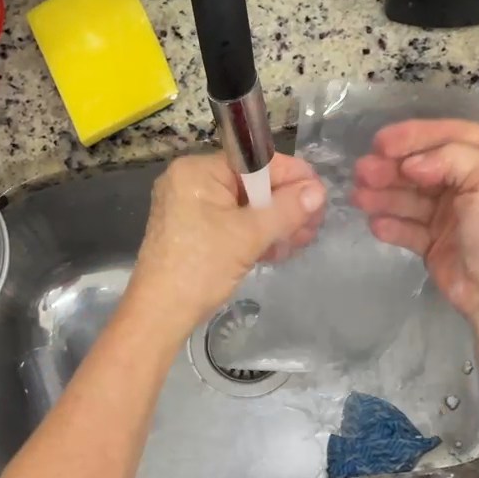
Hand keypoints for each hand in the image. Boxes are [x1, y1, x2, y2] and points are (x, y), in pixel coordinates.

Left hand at [126, 153, 325, 329]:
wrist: (160, 315)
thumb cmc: (200, 270)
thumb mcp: (248, 237)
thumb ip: (285, 210)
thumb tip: (317, 191)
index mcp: (197, 171)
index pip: (254, 161)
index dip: (290, 176)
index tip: (318, 193)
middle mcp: (189, 183)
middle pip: (250, 185)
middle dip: (284, 205)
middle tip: (314, 224)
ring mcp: (188, 211)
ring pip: (242, 209)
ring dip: (272, 224)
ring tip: (300, 241)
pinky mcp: (191, 236)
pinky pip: (229, 226)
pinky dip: (252, 237)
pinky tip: (277, 250)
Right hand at [351, 120, 478, 328]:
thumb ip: (452, 158)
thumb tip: (411, 164)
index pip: (448, 137)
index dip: (413, 137)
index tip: (380, 143)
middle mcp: (470, 183)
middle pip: (424, 168)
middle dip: (392, 168)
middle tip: (361, 170)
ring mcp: (451, 215)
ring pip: (411, 198)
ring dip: (384, 195)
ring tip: (358, 196)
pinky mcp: (435, 243)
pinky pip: (408, 229)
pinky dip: (391, 225)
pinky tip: (375, 224)